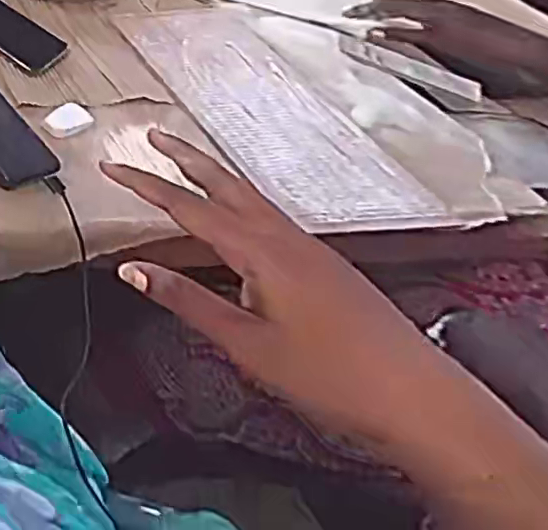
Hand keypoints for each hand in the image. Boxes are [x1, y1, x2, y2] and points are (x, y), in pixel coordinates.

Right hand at [102, 131, 465, 455]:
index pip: (187, 207)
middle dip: (187, 157)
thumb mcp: (247, 344)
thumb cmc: (338, 378)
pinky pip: (271, 217)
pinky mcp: (329, 267)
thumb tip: (132, 270)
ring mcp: (313, 251)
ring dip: (214, 175)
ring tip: (188, 162)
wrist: (437, 411)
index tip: (110, 166)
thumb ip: (186, 300)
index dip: (143, 184)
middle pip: (227, 185)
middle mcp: (288, 241)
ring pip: (252, 198)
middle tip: (156, 135)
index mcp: (262, 253)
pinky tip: (238, 215)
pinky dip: (241, 199)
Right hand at [344, 0, 547, 97]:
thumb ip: (401, 37)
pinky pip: (431, 30)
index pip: (389, 5)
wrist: (543, 68)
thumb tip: (371, 32)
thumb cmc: (490, 53)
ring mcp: (462, 22)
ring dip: (398, 27)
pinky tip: (414, 46)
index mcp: (435, 9)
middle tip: (359, 25)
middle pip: (402, 11)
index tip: (345, 16)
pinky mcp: (472, 35)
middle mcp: (447, 12)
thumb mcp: (436, 45)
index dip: (365, 11)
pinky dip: (416, 35)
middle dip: (379, 16)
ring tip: (382, 36)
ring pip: (417, 21)